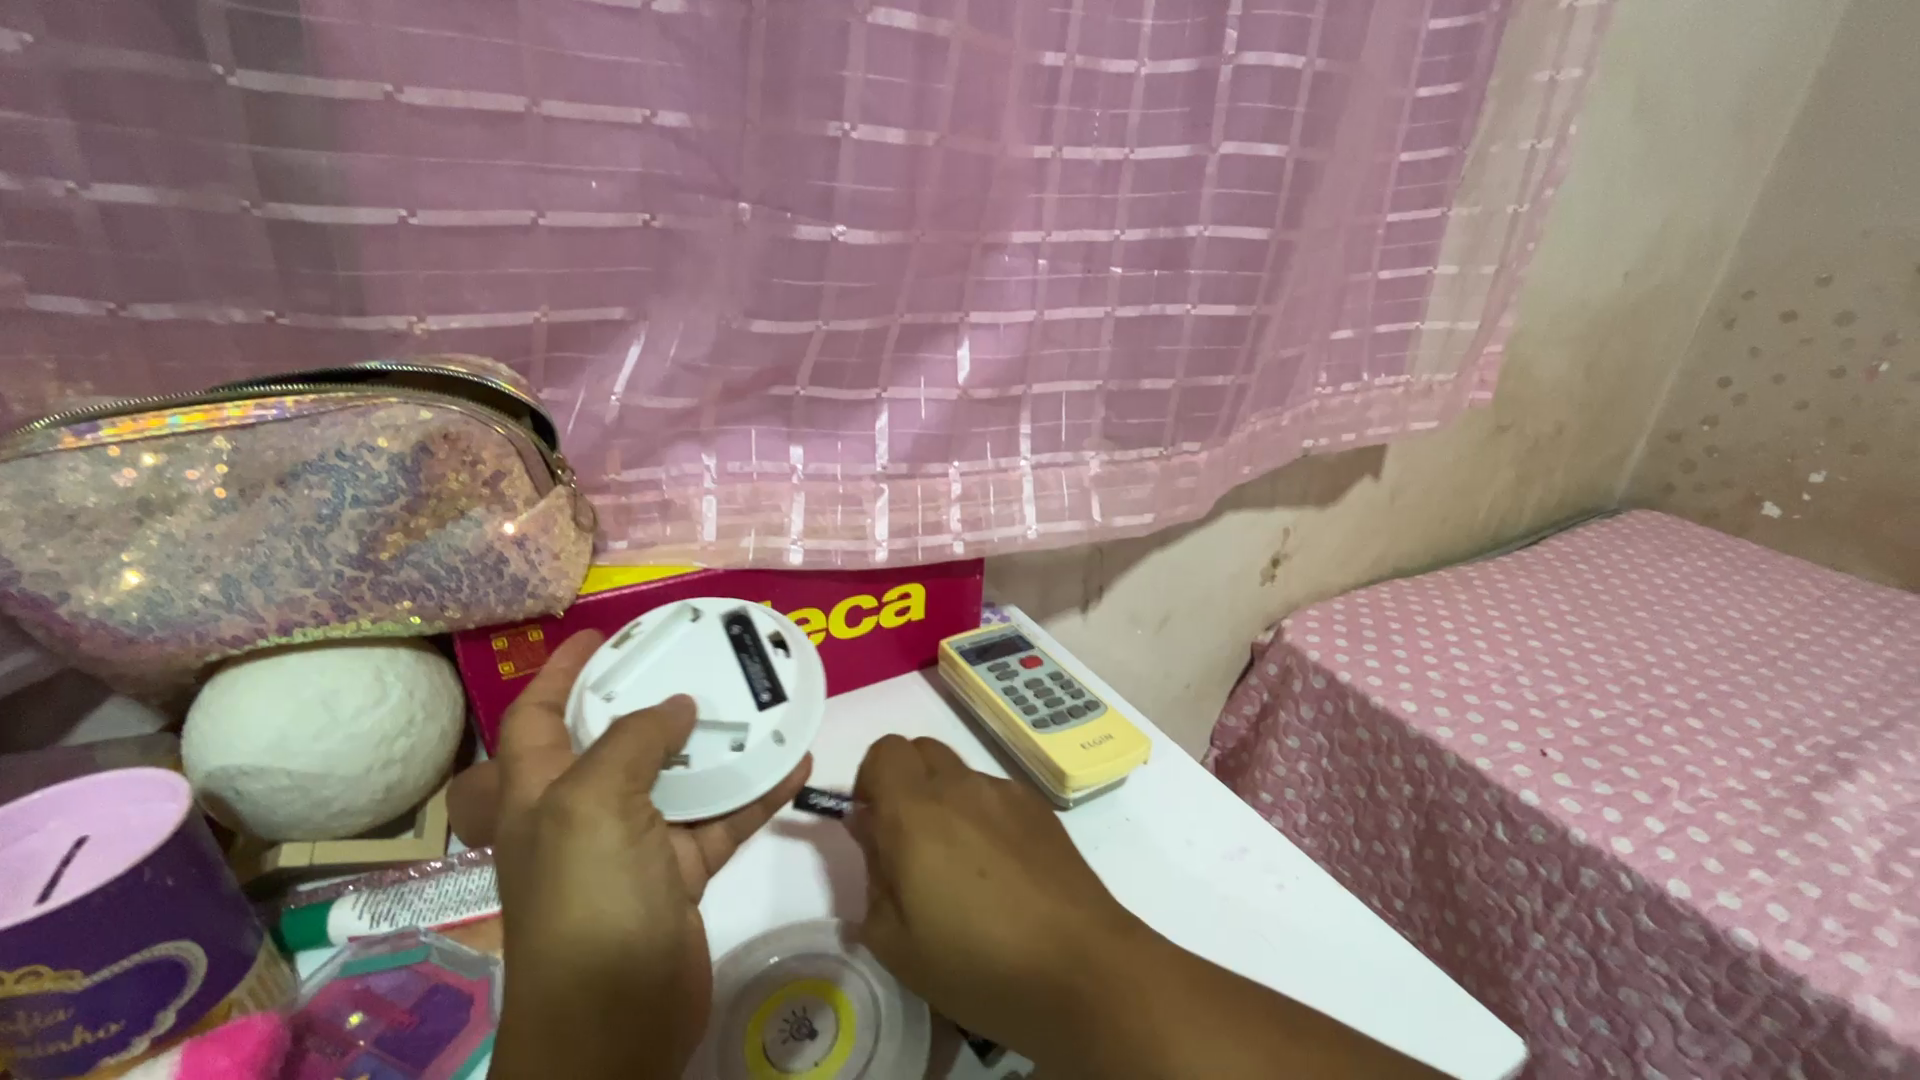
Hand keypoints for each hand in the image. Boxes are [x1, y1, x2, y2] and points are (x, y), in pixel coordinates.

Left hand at [488, 630, 809, 1079]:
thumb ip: (634, 742)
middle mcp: (583, 812)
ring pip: (678, 777)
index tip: (602, 634)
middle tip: (695, 659)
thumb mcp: (592, 804)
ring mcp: (635, 844)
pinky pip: (722, 819)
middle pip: (615, 739)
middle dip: (650, 698)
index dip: (561, 670)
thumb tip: (676, 707)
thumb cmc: (586, 898)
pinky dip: (756, 792)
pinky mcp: (680, 872)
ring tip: (757, 700)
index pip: (537, 715)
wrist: (614, 1017)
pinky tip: (794, 762)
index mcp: (540, 791)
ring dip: (716, 743)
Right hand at [848, 736, 1151, 1064]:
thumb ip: (872, 873)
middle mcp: (961, 787)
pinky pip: (997, 795)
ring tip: (960, 866)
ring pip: (961, 774)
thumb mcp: (895, 942)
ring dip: (946, 801)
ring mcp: (1007, 795)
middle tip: (908, 843)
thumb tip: (869, 827)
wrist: (1080, 968)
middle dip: (905, 783)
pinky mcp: (1042, 811)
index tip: (874, 826)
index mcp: (916, 811)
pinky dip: (984, 816)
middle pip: (921, 750)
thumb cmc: (976, 964)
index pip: (883, 752)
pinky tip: (1001, 873)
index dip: (870, 781)